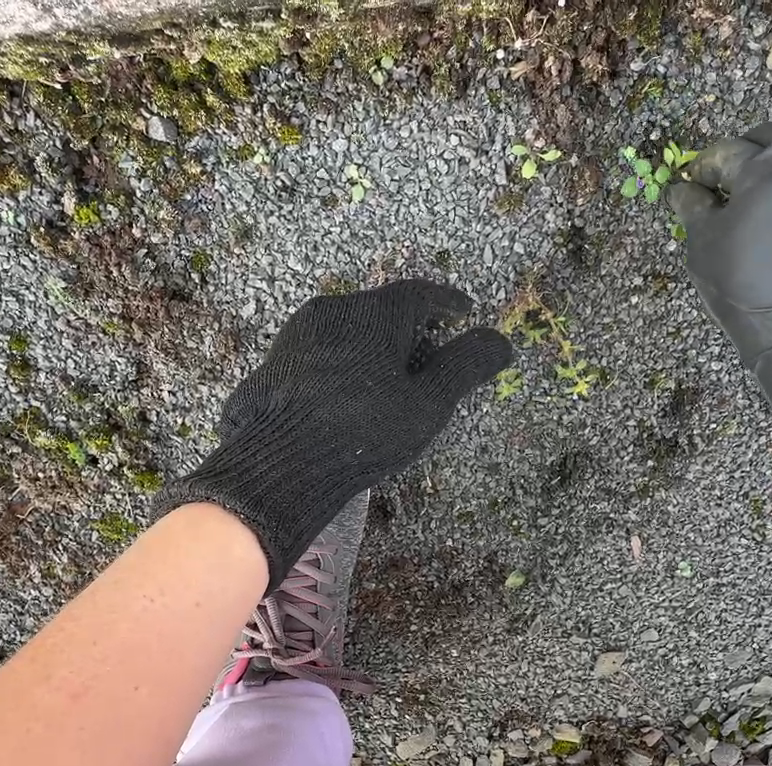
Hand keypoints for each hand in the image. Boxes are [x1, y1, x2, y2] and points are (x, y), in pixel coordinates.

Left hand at [156, 280, 510, 589]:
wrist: (277, 465)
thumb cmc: (362, 431)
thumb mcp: (426, 405)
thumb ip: (463, 368)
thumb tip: (500, 340)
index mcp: (372, 314)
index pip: (418, 294)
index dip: (445, 302)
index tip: (462, 311)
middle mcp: (330, 312)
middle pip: (378, 311)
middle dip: (406, 326)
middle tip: (427, 348)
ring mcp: (294, 338)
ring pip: (344, 332)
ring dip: (370, 346)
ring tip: (386, 375)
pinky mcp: (271, 367)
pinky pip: (319, 357)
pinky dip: (342, 366)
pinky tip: (344, 395)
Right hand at [667, 112, 771, 457]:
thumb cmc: (738, 281)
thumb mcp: (703, 243)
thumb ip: (693, 207)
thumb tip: (682, 188)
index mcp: (761, 169)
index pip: (727, 150)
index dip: (703, 166)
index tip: (692, 185)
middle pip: (771, 134)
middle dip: (743, 149)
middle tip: (724, 177)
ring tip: (762, 170)